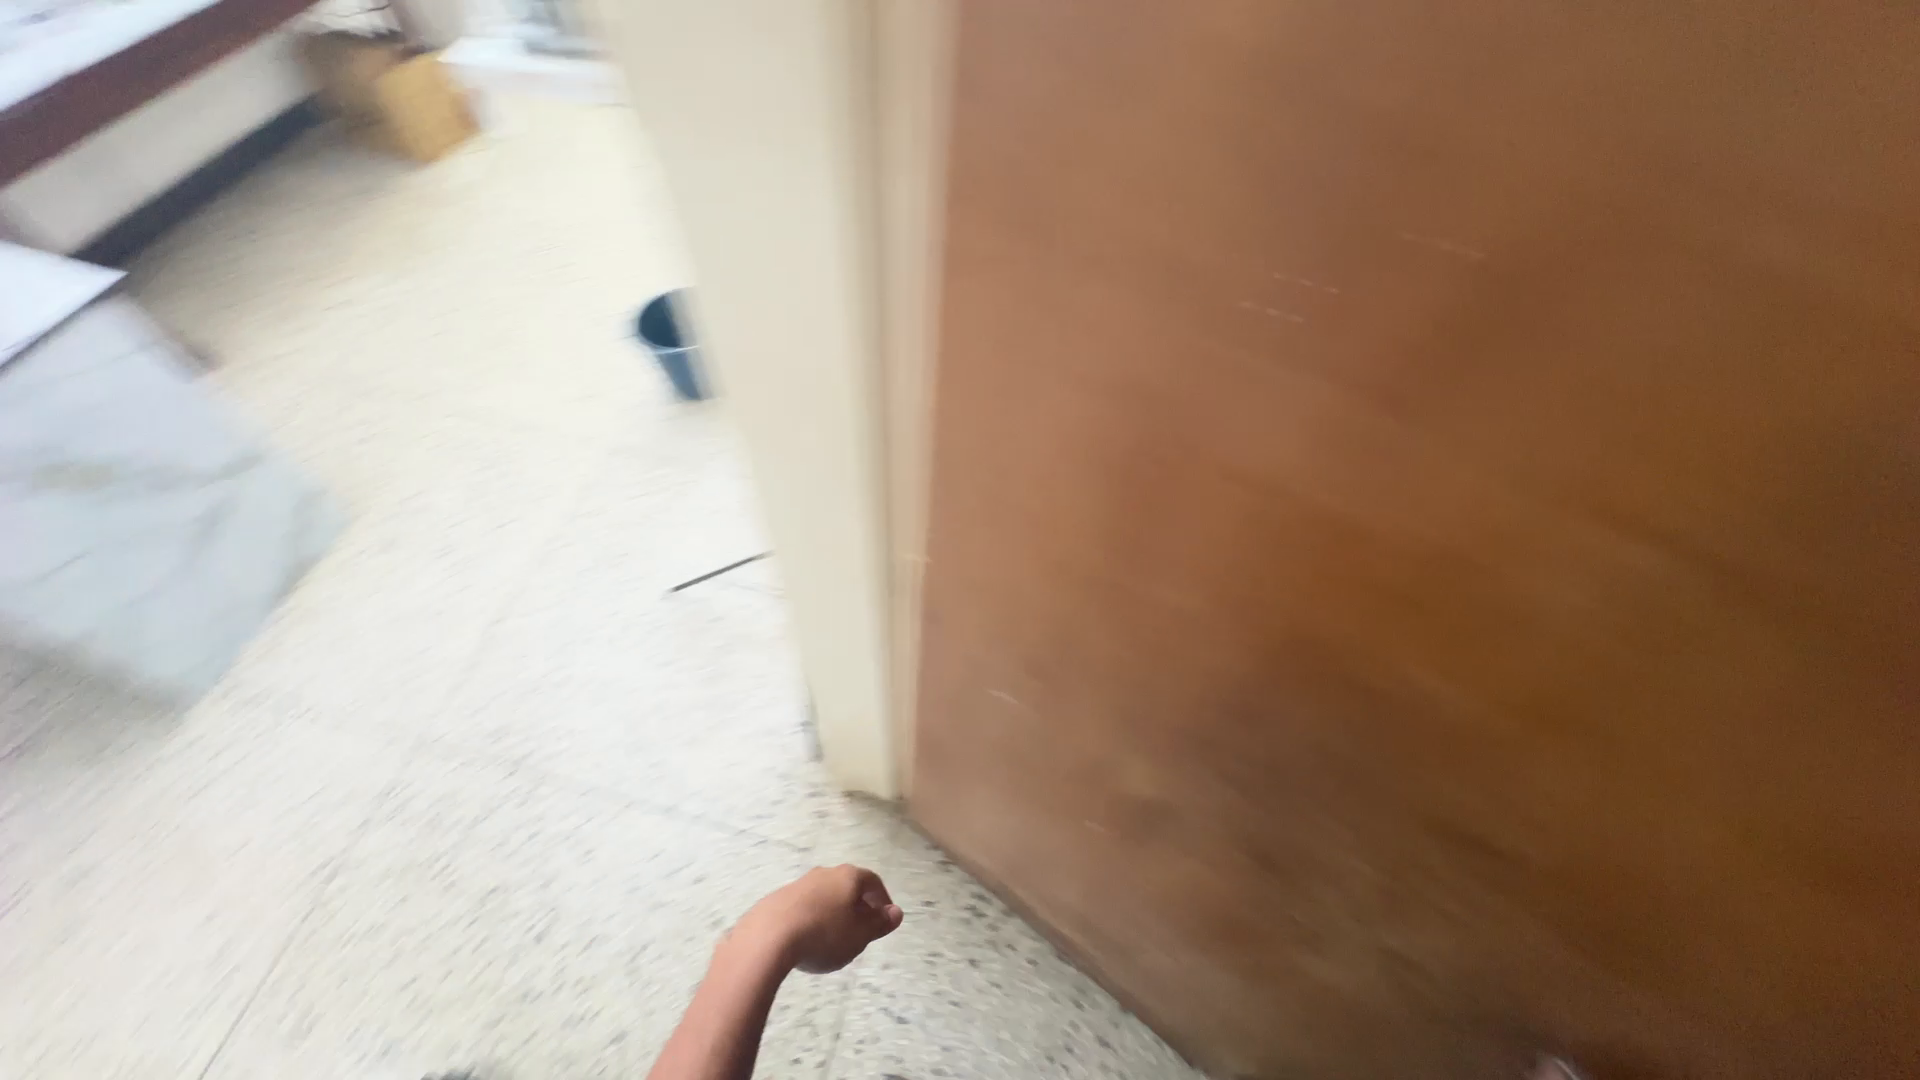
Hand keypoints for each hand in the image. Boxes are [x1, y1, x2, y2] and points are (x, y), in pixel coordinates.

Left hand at [731, 864, 903, 973]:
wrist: (768, 936)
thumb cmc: (824, 935)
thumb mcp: (859, 935)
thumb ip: (879, 924)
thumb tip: (896, 912)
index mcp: (849, 876)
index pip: (873, 882)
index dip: (882, 900)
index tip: (885, 918)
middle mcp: (825, 873)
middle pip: (848, 885)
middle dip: (857, 905)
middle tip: (861, 928)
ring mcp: (800, 883)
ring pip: (825, 894)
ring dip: (833, 911)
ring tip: (834, 936)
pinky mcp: (779, 898)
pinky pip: (804, 905)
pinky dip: (812, 917)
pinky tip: (808, 938)